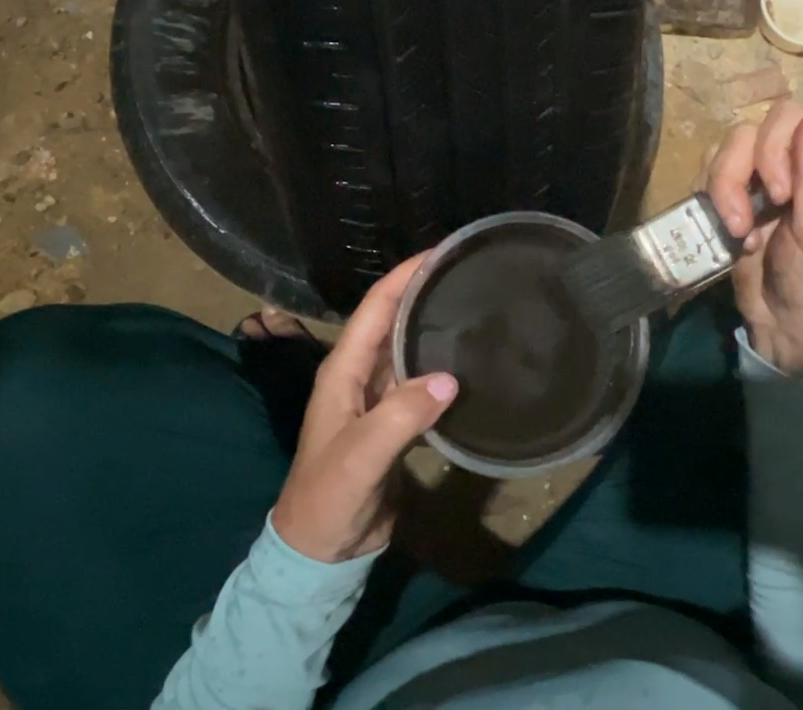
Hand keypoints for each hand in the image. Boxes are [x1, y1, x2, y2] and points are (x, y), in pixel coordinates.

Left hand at [271, 254, 458, 562]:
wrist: (322, 551)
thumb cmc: (329, 498)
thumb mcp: (360, 456)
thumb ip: (400, 416)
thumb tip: (450, 379)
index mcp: (343, 372)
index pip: (376, 308)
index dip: (404, 276)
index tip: (441, 251)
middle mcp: (361, 376)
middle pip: (395, 321)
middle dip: (426, 293)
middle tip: (471, 274)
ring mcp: (379, 400)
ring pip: (411, 350)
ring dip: (437, 328)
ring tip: (479, 308)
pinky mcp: (397, 423)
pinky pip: (424, 383)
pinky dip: (445, 368)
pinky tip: (474, 364)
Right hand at [706, 101, 802, 382]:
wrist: (786, 333)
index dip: (787, 140)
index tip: (786, 187)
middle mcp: (799, 165)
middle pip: (763, 124)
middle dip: (753, 164)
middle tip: (763, 209)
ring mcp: (763, 180)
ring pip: (731, 144)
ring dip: (726, 185)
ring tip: (739, 229)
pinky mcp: (732, 197)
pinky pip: (709, 170)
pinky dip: (712, 195)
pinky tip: (729, 231)